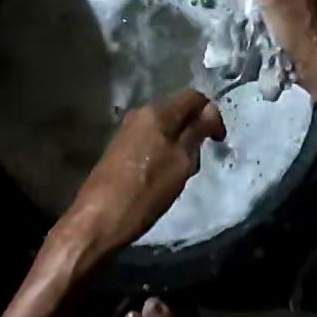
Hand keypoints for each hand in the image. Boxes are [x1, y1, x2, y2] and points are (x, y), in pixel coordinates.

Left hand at [53, 89, 224, 264]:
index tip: (218, 141)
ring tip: (181, 172)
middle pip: (178, 110)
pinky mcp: (119, 147)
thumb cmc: (146, 191)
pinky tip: (162, 175)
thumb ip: (197, 132)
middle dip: (195, 129)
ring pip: (165, 126)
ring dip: (179, 142)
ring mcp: (127, 130)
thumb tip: (210, 109)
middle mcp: (140, 113)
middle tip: (199, 160)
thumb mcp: (181, 162)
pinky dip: (163, 150)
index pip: (193, 96)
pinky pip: (150, 139)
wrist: (97, 220)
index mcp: (157, 111)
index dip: (212, 114)